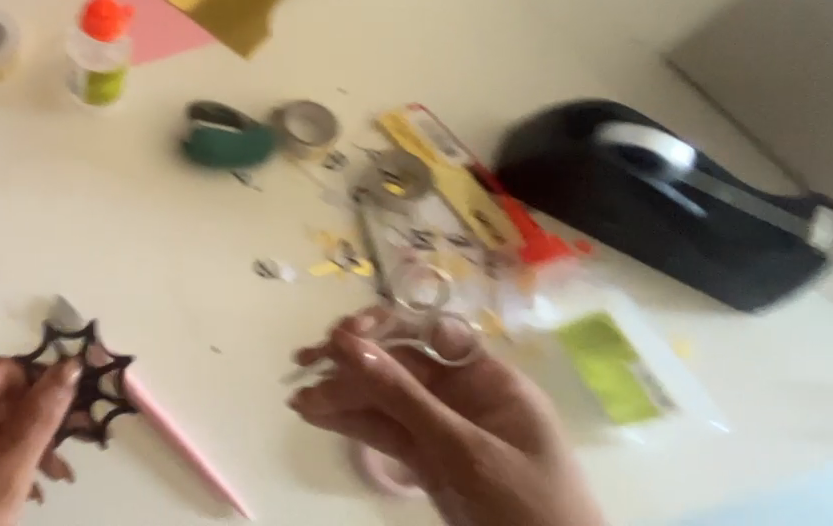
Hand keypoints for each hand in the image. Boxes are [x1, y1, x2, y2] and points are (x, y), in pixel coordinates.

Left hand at [0, 358, 79, 525]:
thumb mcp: (8, 471)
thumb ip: (39, 418)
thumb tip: (71, 366)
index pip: (2, 371)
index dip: (40, 386)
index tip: (75, 413)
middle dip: (38, 420)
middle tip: (77, 444)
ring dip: (30, 444)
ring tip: (61, 476)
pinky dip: (12, 460)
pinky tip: (37, 490)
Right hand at [288, 307, 606, 525]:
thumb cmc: (533, 511)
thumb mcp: (468, 453)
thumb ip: (404, 396)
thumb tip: (345, 341)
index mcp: (488, 380)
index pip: (428, 331)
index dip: (384, 325)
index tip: (343, 334)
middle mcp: (462, 394)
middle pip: (394, 361)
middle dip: (349, 362)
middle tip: (305, 362)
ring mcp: (441, 425)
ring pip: (380, 394)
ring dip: (338, 393)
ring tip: (299, 401)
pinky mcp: (426, 456)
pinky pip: (380, 427)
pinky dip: (347, 420)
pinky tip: (313, 415)